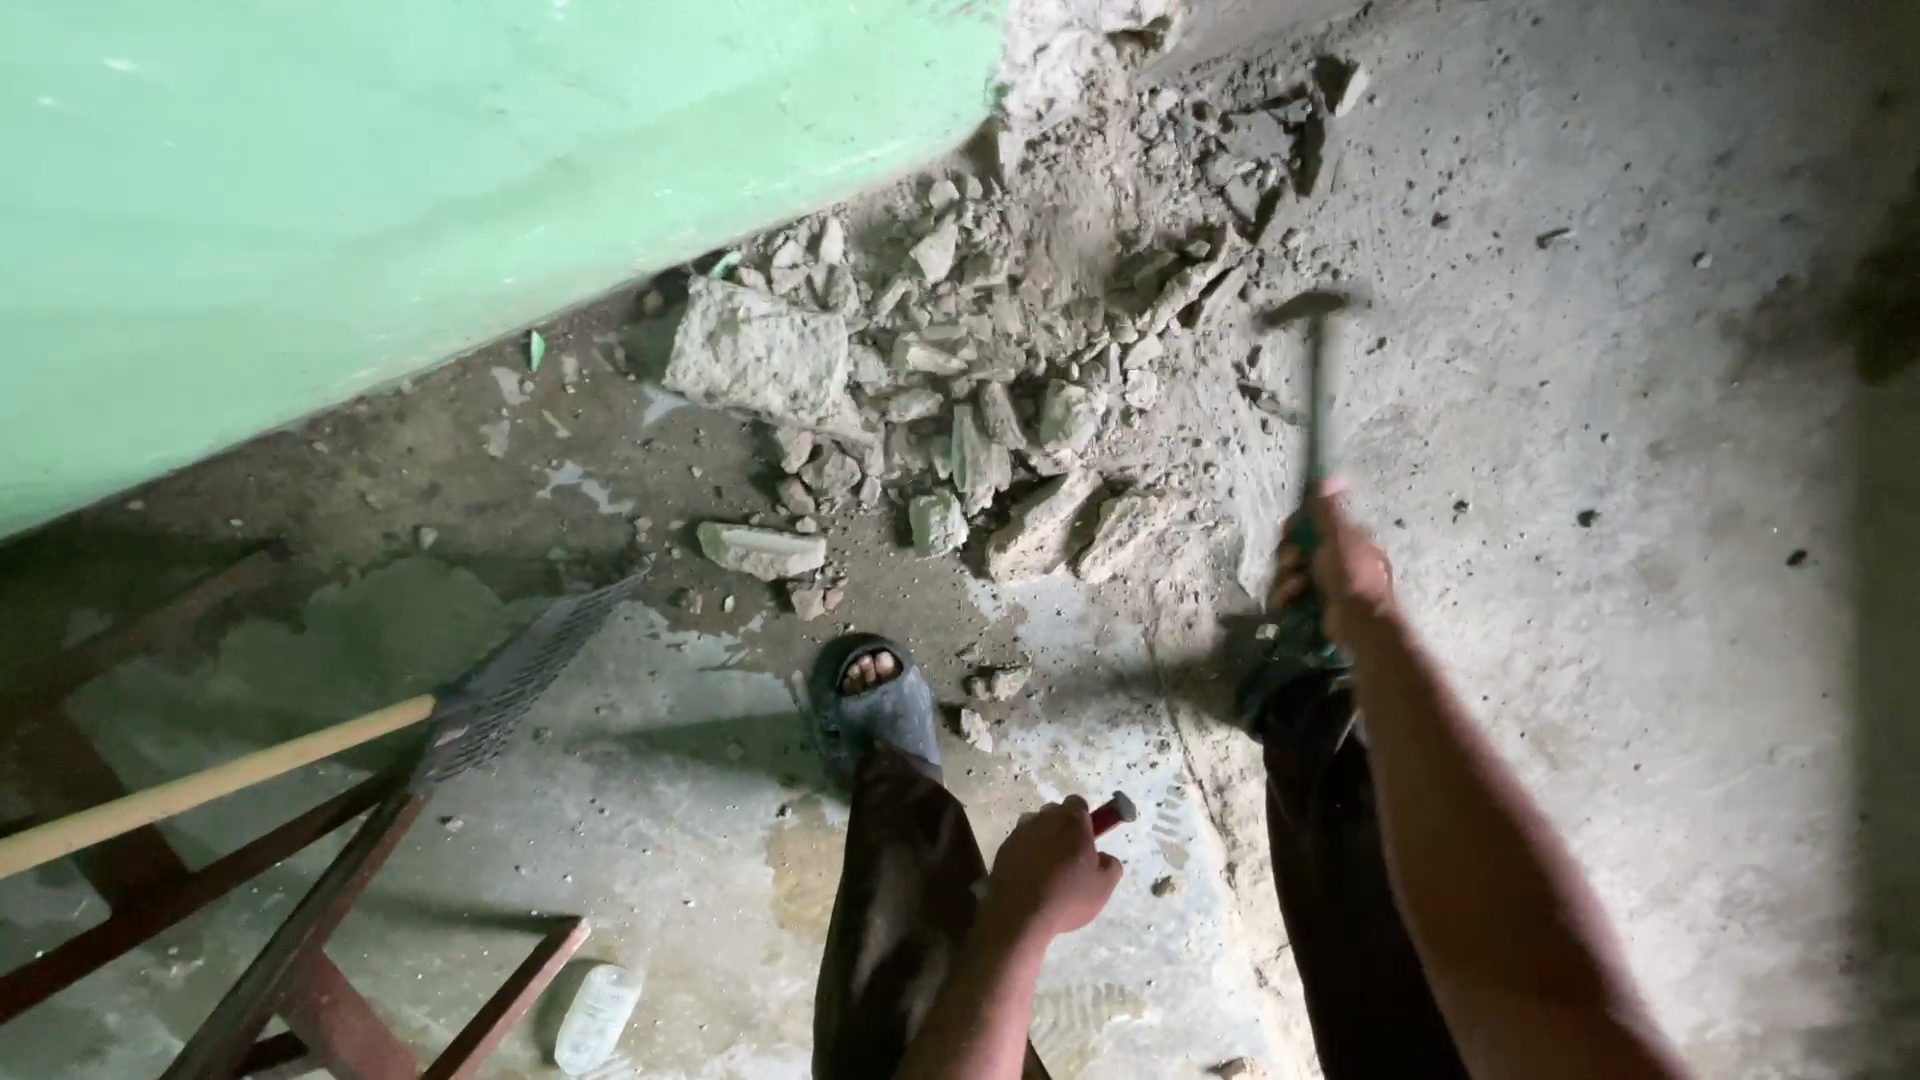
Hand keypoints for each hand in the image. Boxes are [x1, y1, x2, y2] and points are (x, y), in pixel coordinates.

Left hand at [982, 796, 1122, 939]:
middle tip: (1070, 856)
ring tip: (1047, 868)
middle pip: (1056, 813)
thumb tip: (1104, 858)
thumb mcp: (1103, 887)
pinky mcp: (1005, 846)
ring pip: (1036, 826)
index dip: (1084, 819)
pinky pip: (1020, 843)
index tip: (1087, 839)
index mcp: (1071, 821)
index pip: (1078, 803)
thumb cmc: (1068, 896)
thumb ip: (1110, 865)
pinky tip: (1030, 876)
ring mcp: (1021, 831)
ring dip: (1043, 838)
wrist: (1021, 912)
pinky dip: (1026, 853)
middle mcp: (1044, 818)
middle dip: (1063, 827)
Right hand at [1274, 478, 1394, 644]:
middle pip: (1294, 551)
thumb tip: (1332, 475)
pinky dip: (1287, 598)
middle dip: (1289, 558)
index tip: (1289, 533)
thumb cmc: (1353, 576)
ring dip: (1287, 580)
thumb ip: (1330, 509)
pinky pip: (1287, 595)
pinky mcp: (1311, 605)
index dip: (1294, 529)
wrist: (1359, 621)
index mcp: (1344, 540)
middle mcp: (1333, 560)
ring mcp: (1322, 585)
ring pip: (1287, 574)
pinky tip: (1295, 601)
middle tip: (1296, 564)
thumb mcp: (1340, 536)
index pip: (1308, 526)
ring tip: (1299, 588)